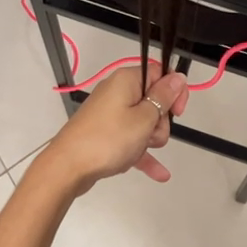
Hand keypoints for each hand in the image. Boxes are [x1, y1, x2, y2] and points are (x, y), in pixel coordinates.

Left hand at [35, 64, 189, 192]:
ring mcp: (111, 114)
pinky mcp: (107, 134)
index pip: (160, 73)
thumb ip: (164, 97)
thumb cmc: (109, 138)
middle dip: (159, 122)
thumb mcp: (144, 118)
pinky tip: (160, 174)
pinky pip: (132, 140)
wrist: (68, 166)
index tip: (178, 111)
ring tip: (138, 151)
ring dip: (149, 140)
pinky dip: (143, 153)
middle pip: (153, 101)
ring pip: (144, 123)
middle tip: (149, 134)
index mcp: (127, 80)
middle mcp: (118, 92)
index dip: (173, 91)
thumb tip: (178, 76)